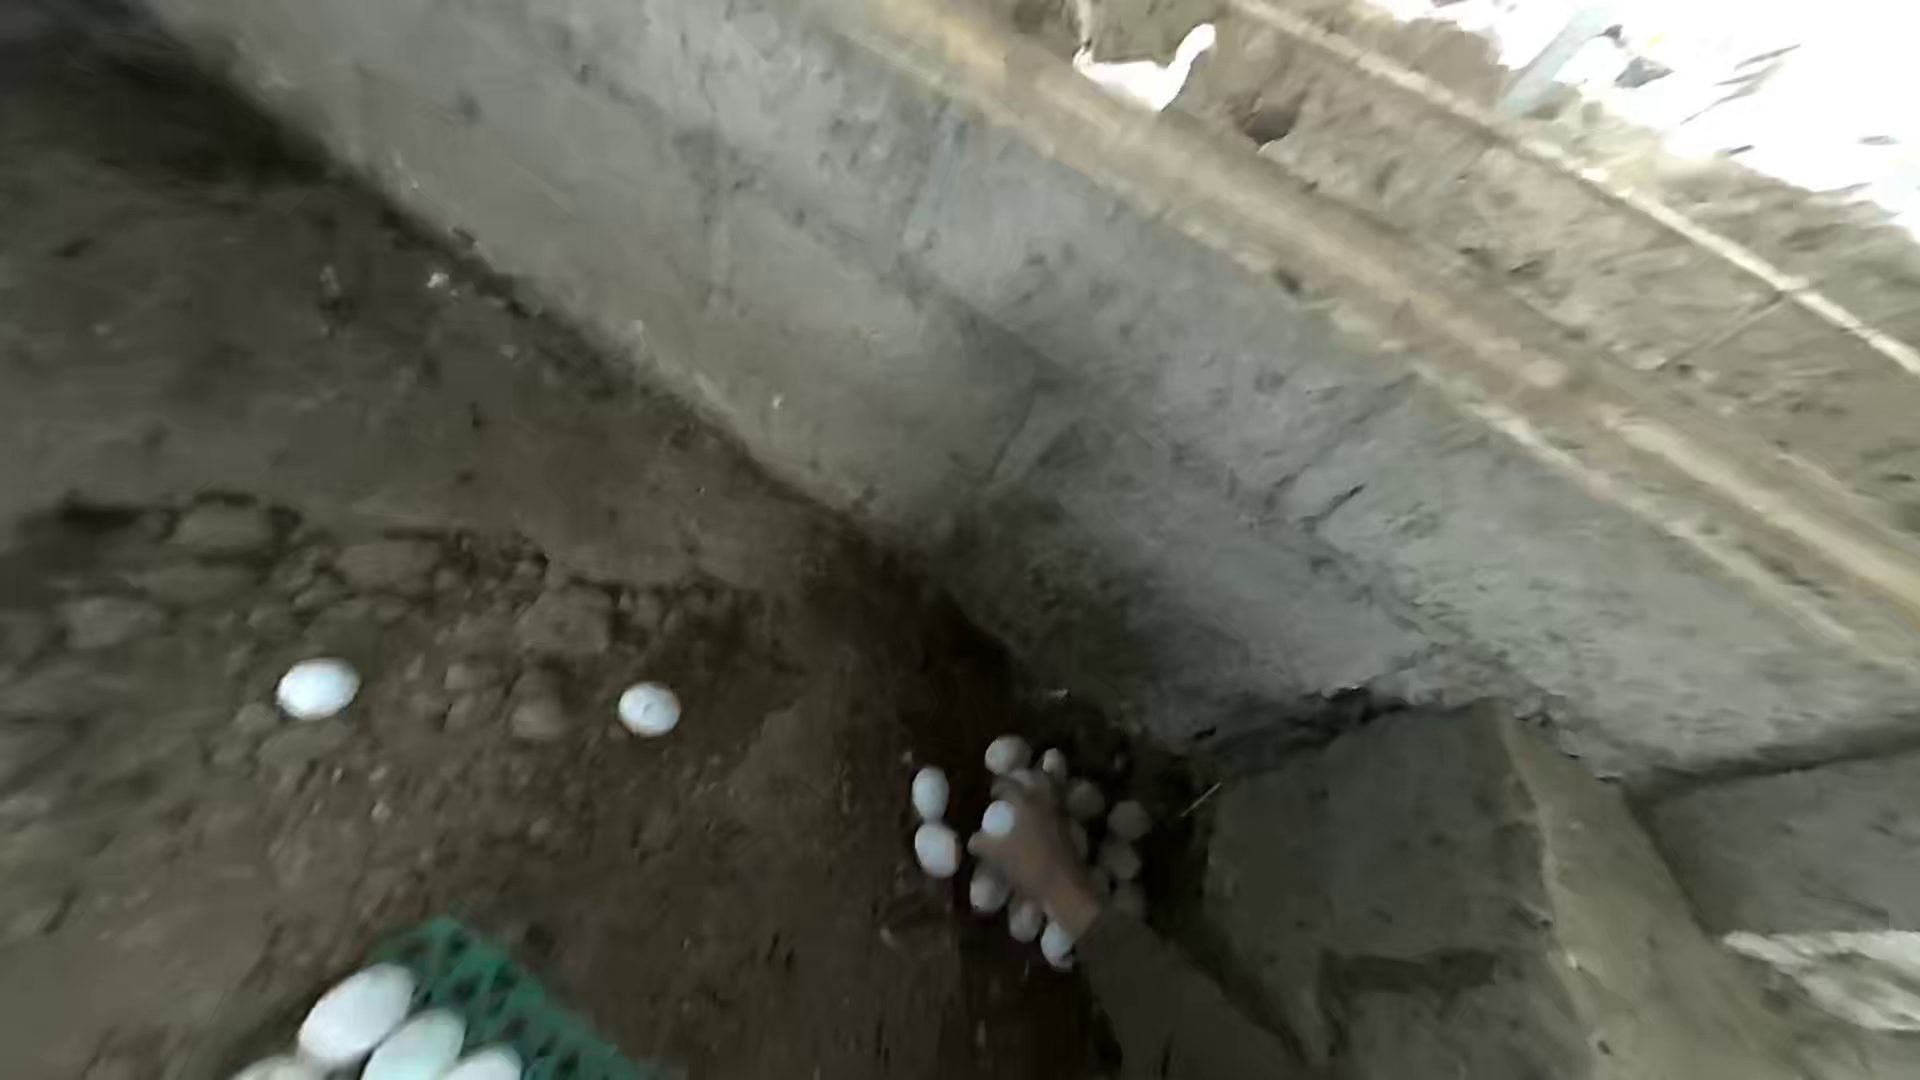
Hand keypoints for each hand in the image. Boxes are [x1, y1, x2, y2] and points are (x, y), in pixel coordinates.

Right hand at [967, 777, 1102, 935]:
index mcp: (1026, 801)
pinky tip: (1039, 823)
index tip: (991, 791)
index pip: (1009, 783)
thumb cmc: (1029, 866)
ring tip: (1027, 803)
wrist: (1064, 888)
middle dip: (1027, 778)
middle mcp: (1045, 802)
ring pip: (1052, 792)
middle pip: (1040, 777)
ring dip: (1040, 792)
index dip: (998, 784)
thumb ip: (981, 844)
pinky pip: (1057, 809)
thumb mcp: (997, 856)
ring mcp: (1060, 815)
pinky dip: (1048, 809)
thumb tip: (972, 839)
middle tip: (1015, 788)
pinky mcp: (1069, 829)